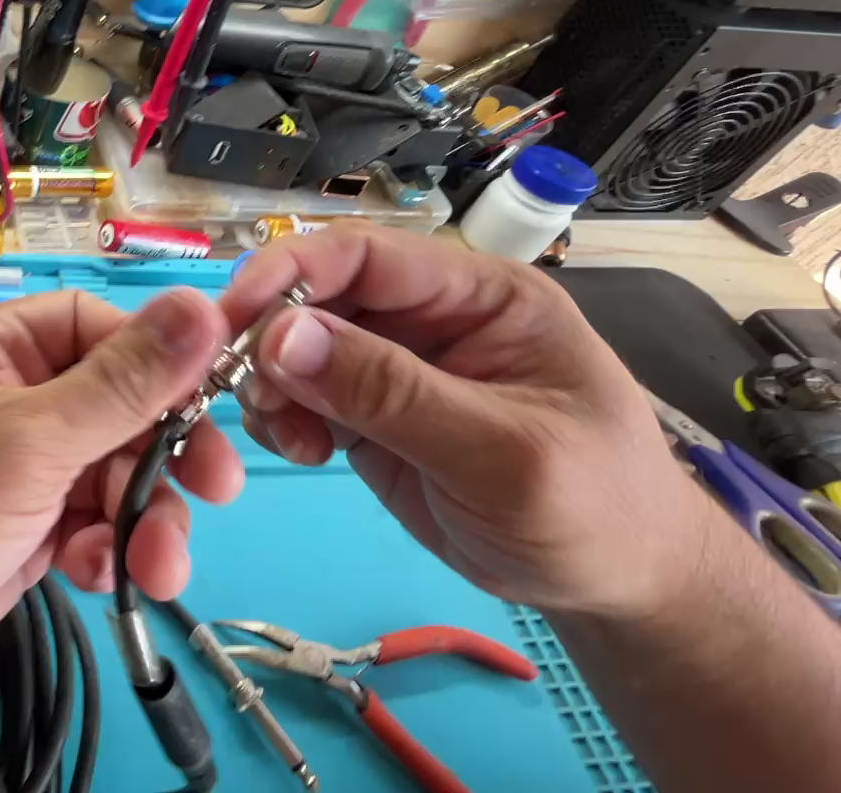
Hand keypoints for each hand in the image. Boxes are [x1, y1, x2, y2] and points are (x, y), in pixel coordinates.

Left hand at [0, 289, 240, 716]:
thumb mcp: (25, 441)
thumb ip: (121, 384)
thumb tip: (203, 306)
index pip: (97, 327)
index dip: (158, 360)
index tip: (212, 402)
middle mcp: (6, 398)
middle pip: (114, 405)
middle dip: (162, 453)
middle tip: (217, 489)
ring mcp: (14, 468)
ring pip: (110, 473)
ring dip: (142, 516)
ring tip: (154, 565)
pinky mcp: (20, 530)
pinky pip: (87, 524)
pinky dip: (105, 548)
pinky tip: (96, 574)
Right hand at [221, 226, 710, 617]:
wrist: (612, 587)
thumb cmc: (592, 511)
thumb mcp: (500, 453)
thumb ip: (390, 392)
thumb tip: (278, 337)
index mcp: (474, 293)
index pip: (363, 253)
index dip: (289, 272)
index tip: (228, 318)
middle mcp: (422, 315)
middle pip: (314, 296)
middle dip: (268, 338)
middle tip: (245, 394)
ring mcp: (389, 363)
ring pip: (293, 344)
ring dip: (269, 383)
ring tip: (288, 438)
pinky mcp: (363, 408)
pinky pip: (296, 391)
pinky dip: (278, 415)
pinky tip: (300, 450)